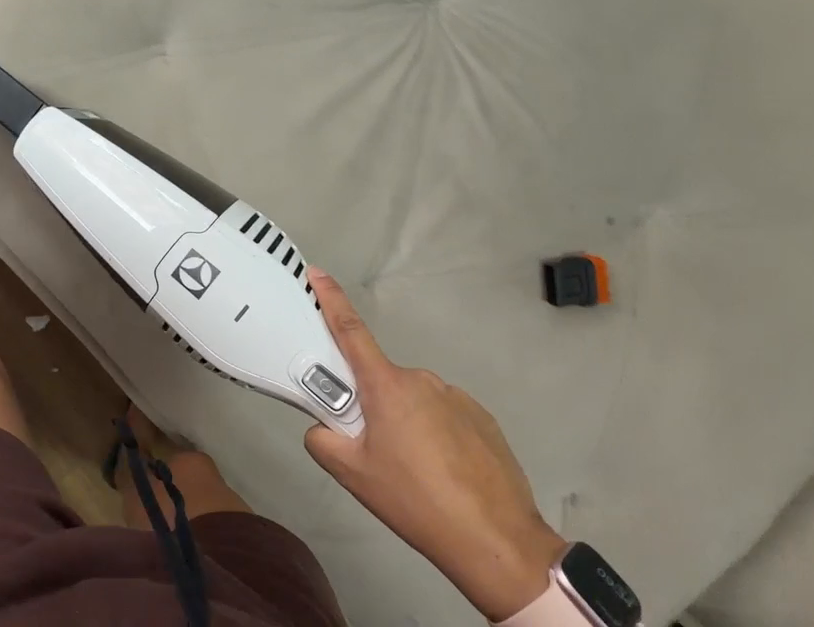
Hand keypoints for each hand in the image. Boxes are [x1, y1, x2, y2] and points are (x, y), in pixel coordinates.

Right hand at [302, 267, 565, 621]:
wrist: (496, 541)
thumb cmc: (415, 500)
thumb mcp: (351, 473)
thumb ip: (321, 439)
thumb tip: (323, 426)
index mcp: (386, 386)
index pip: (350, 331)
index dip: (331, 300)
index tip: (317, 273)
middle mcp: (422, 380)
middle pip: (380, 381)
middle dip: (370, 405)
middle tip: (374, 450)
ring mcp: (457, 398)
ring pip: (412, 401)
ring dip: (405, 422)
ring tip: (415, 472)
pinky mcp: (483, 420)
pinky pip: (444, 417)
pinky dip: (435, 436)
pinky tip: (444, 473)